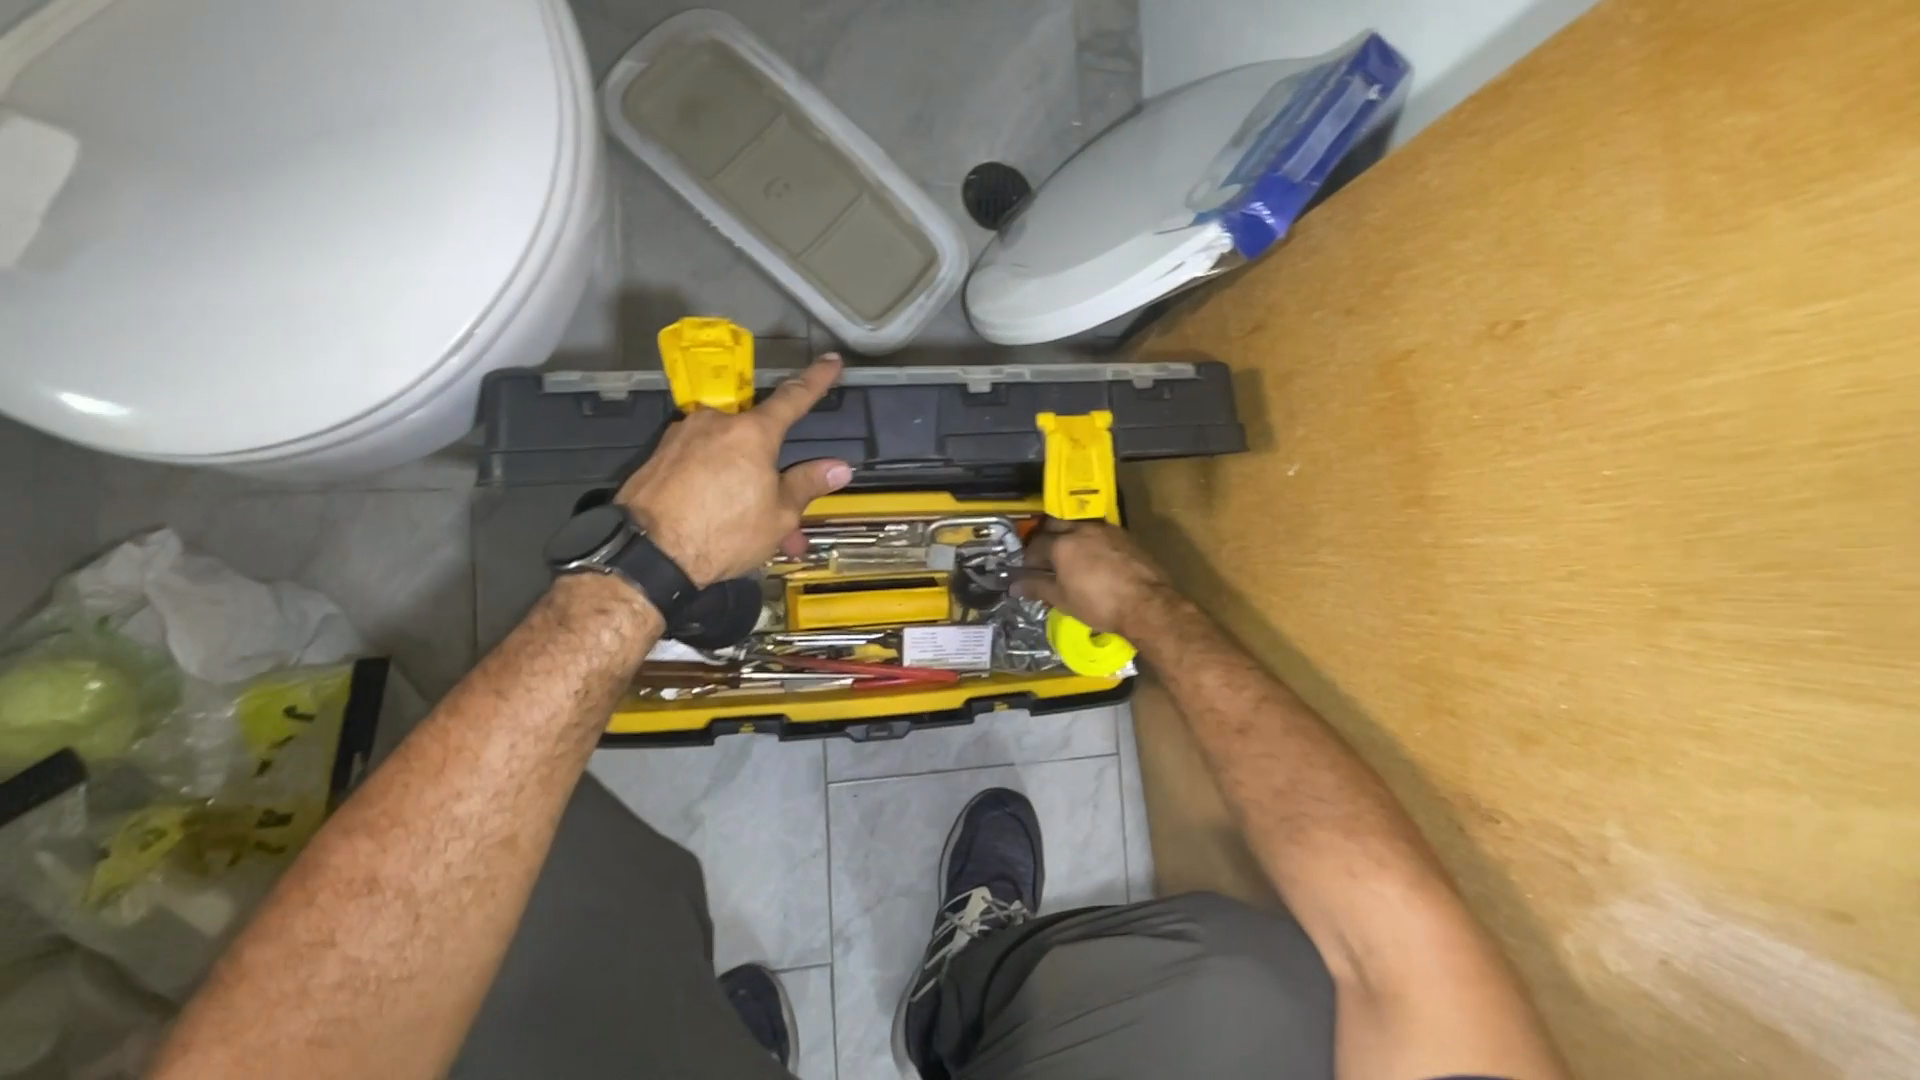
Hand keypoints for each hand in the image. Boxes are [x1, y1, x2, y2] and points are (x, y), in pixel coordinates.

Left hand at [616, 356, 851, 586]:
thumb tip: (838, 468)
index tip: (830, 361)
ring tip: (749, 528)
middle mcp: (716, 422)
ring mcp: (683, 436)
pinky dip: (714, 488)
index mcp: (753, 432)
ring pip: (727, 458)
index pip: (793, 398)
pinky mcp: (660, 455)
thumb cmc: (722, 533)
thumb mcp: (777, 516)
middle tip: (783, 513)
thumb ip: (806, 485)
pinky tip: (717, 520)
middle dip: (770, 474)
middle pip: (755, 440)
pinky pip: (700, 467)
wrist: (648, 553)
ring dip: (742, 487)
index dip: (816, 380)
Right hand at [1017, 519, 1175, 638]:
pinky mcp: (1125, 536)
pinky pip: (1100, 532)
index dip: (1028, 558)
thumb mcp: (1063, 600)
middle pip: (1055, 525)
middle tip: (1046, 558)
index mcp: (1062, 544)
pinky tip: (1095, 558)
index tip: (1028, 571)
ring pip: (1079, 525)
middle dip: (1046, 538)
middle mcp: (1081, 529)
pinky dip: (1091, 540)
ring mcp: (1106, 529)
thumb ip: (1036, 587)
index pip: (1035, 545)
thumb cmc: (1099, 604)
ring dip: (1069, 536)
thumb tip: (1014, 586)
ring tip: (1070, 556)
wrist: (1147, 604)